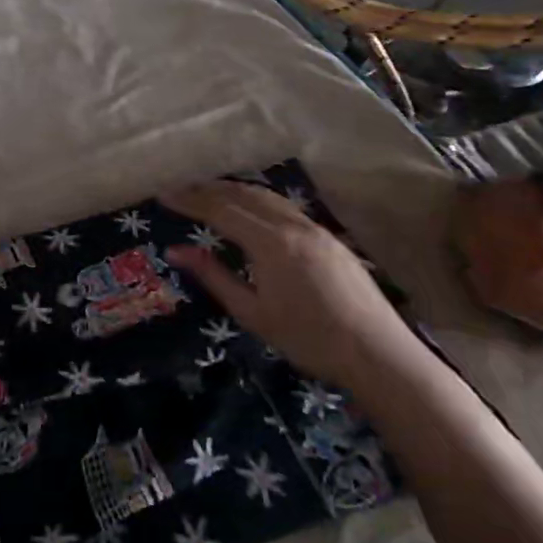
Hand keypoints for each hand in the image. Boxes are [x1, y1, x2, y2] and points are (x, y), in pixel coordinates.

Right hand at [161, 180, 422, 391]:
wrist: (379, 354)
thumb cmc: (308, 339)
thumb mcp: (252, 312)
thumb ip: (213, 276)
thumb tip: (175, 251)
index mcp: (270, 242)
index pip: (220, 209)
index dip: (189, 200)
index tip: (163, 195)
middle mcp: (292, 225)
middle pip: (243, 194)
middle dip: (208, 189)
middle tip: (179, 189)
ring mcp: (315, 228)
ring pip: (267, 196)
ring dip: (234, 190)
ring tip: (208, 192)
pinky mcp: (329, 237)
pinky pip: (284, 206)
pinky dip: (257, 200)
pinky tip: (250, 209)